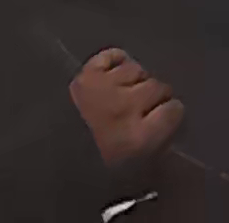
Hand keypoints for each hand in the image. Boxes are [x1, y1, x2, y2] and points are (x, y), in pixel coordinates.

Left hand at [69, 48, 184, 167]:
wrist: (55, 152)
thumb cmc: (96, 166)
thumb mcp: (133, 172)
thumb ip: (156, 150)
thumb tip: (172, 131)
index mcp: (139, 138)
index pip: (173, 111)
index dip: (174, 112)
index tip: (171, 113)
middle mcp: (125, 106)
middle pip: (157, 87)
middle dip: (159, 94)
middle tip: (152, 102)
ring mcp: (106, 85)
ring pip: (136, 69)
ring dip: (138, 78)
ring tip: (133, 88)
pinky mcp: (88, 72)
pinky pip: (114, 55)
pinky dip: (119, 60)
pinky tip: (119, 70)